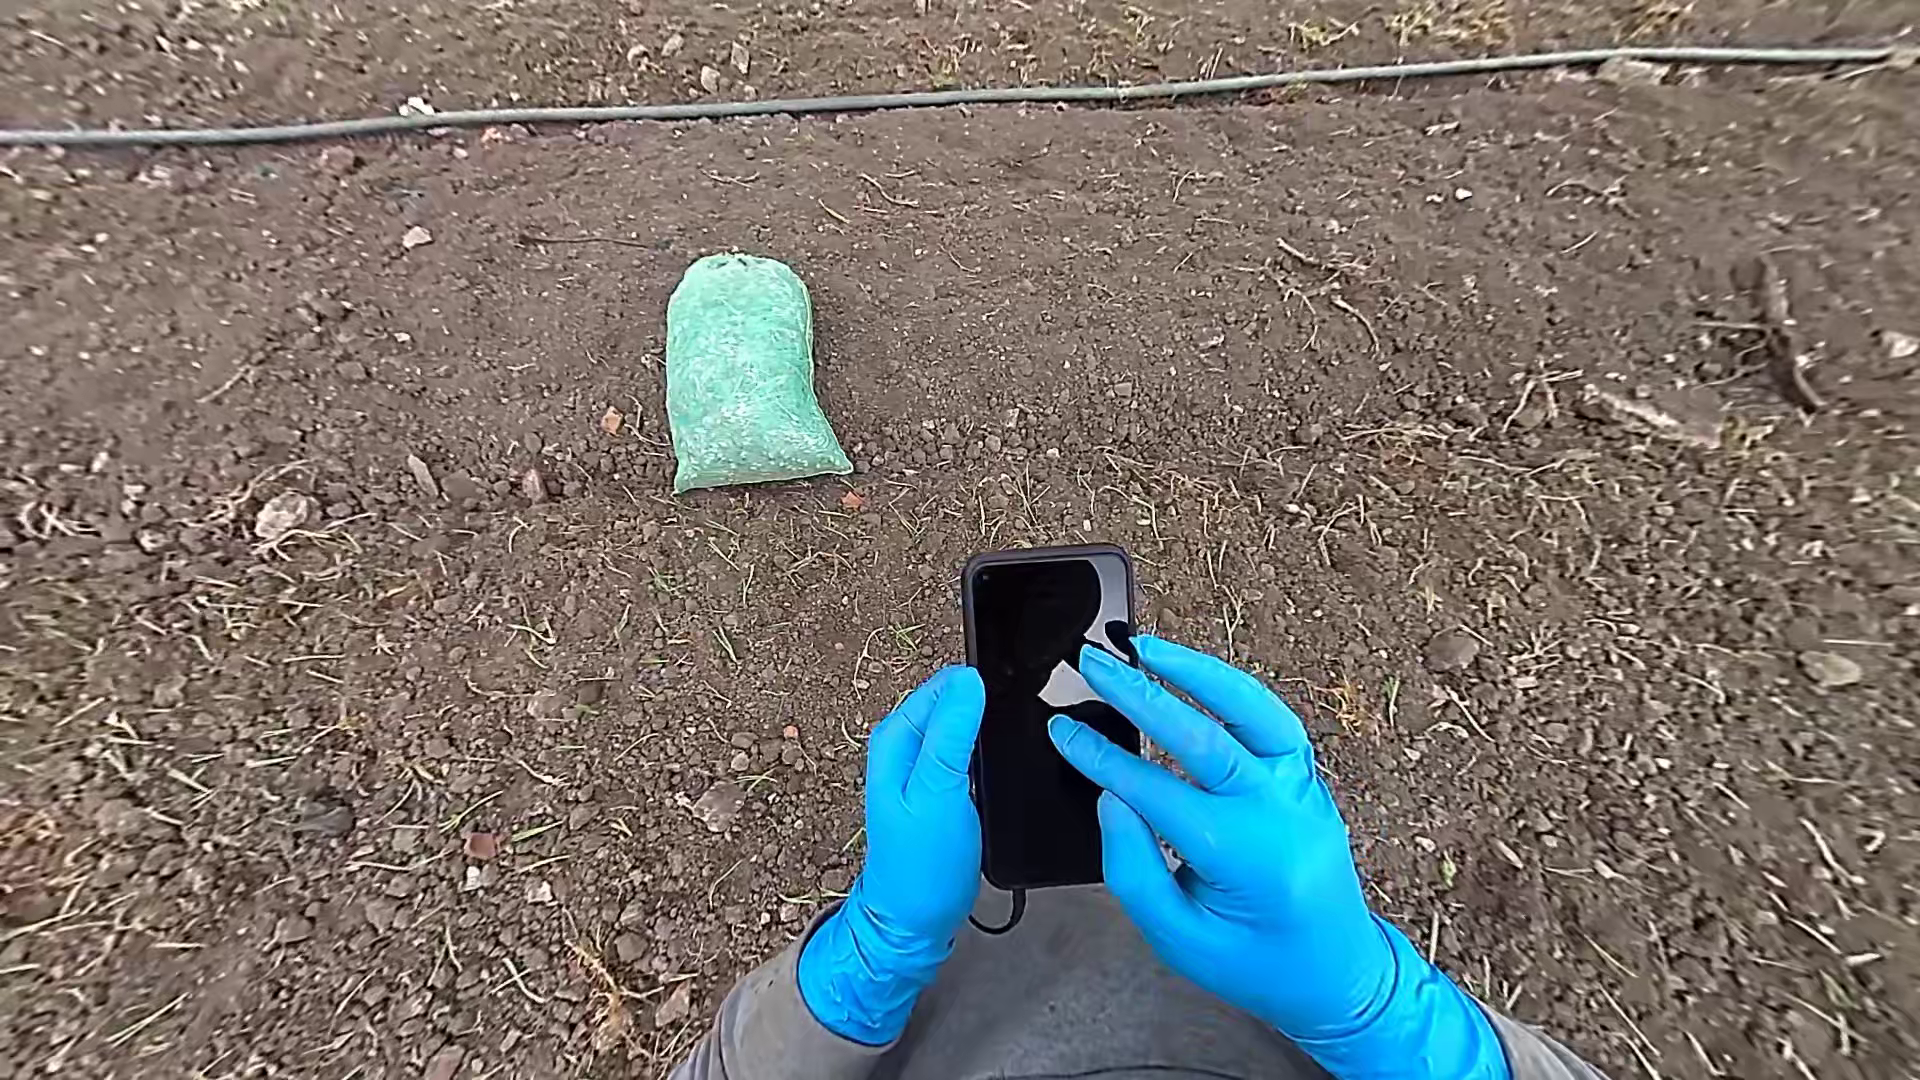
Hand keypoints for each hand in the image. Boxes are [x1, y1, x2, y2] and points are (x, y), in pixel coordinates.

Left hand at [798, 666, 984, 1043]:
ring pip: (963, 725)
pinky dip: (984, 750)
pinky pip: (966, 749)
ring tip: (1012, 741)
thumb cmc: (922, 864)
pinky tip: (999, 762)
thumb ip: (953, 733)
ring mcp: (923, 764)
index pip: (944, 685)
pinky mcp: (940, 783)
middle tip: (1013, 727)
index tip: (1009, 703)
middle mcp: (906, 744)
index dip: (978, 688)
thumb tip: (970, 680)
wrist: (914, 923)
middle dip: (984, 707)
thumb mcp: (939, 792)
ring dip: (986, 728)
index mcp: (897, 736)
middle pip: (954, 701)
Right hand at [1050, 637, 1507, 1079]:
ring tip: (1143, 646)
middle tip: (1091, 664)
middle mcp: (1280, 813)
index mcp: (1248, 862)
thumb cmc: (1255, 962)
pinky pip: (1266, 712)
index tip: (1061, 731)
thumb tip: (1109, 794)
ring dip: (1192, 670)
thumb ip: (1132, 869)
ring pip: (1249, 708)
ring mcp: (1299, 785)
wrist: (1339, 972)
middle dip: (1137, 694)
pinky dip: (1224, 683)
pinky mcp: (1302, 770)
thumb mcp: (1179, 940)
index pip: (1158, 794)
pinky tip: (1188, 668)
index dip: (1101, 758)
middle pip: (1202, 737)